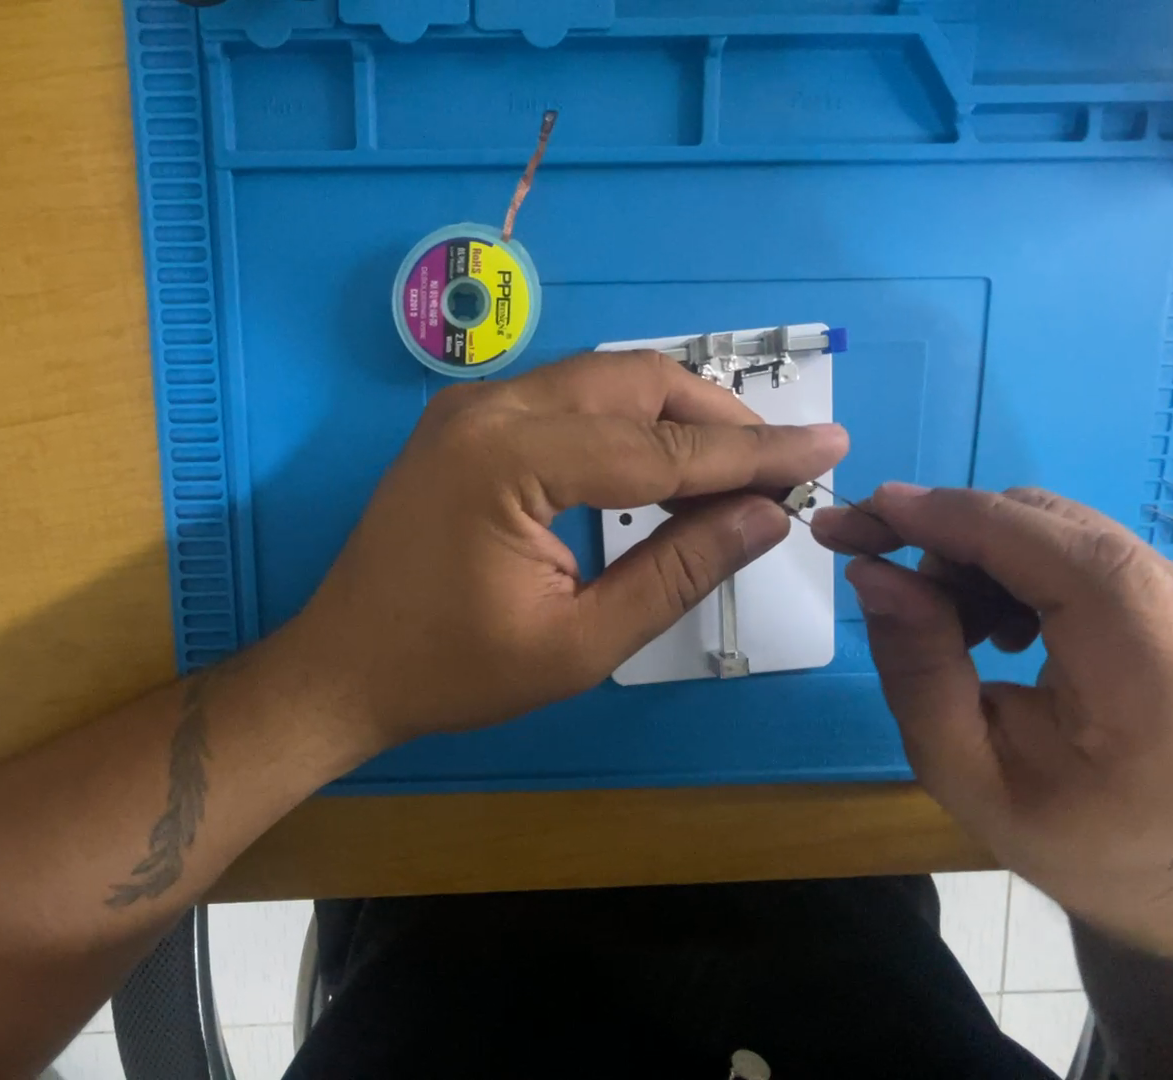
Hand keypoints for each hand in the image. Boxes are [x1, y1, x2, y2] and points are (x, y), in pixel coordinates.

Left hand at [282, 350, 846, 748]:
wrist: (342, 666)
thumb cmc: (451, 670)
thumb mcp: (577, 643)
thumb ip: (676, 572)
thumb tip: (766, 516)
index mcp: (511, 458)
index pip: (660, 446)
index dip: (753, 454)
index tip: (830, 447)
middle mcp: (489, 407)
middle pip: (633, 383)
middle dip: (716, 420)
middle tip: (779, 467)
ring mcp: (468, 407)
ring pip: (601, 382)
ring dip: (672, 418)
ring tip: (732, 473)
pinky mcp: (462, 423)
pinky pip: (564, 401)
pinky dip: (621, 424)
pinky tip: (656, 467)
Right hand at [811, 485, 1172, 955]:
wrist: (1171, 876)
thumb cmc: (1054, 837)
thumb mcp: (955, 770)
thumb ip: (917, 670)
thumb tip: (873, 571)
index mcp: (1170, 715)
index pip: (1087, 572)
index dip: (977, 523)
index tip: (881, 508)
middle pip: (1081, 538)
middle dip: (960, 527)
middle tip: (873, 548)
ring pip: (1085, 536)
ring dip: (988, 549)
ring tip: (938, 610)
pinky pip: (1103, 553)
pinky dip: (1025, 563)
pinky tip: (995, 617)